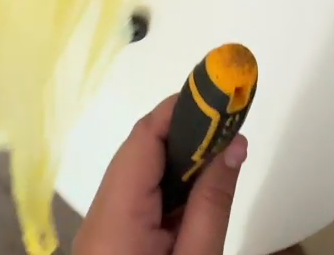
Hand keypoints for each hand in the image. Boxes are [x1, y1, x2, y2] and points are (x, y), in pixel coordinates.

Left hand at [76, 96, 247, 254]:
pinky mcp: (108, 241)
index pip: (144, 137)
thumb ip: (213, 202)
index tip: (222, 93)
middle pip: (141, 149)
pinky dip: (170, 181)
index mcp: (115, 218)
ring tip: (222, 152)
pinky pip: (138, 194)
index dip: (182, 107)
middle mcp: (98, 216)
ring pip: (140, 171)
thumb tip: (235, 142)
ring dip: (181, 156)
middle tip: (231, 123)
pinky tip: (197, 186)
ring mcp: (100, 230)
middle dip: (187, 130)